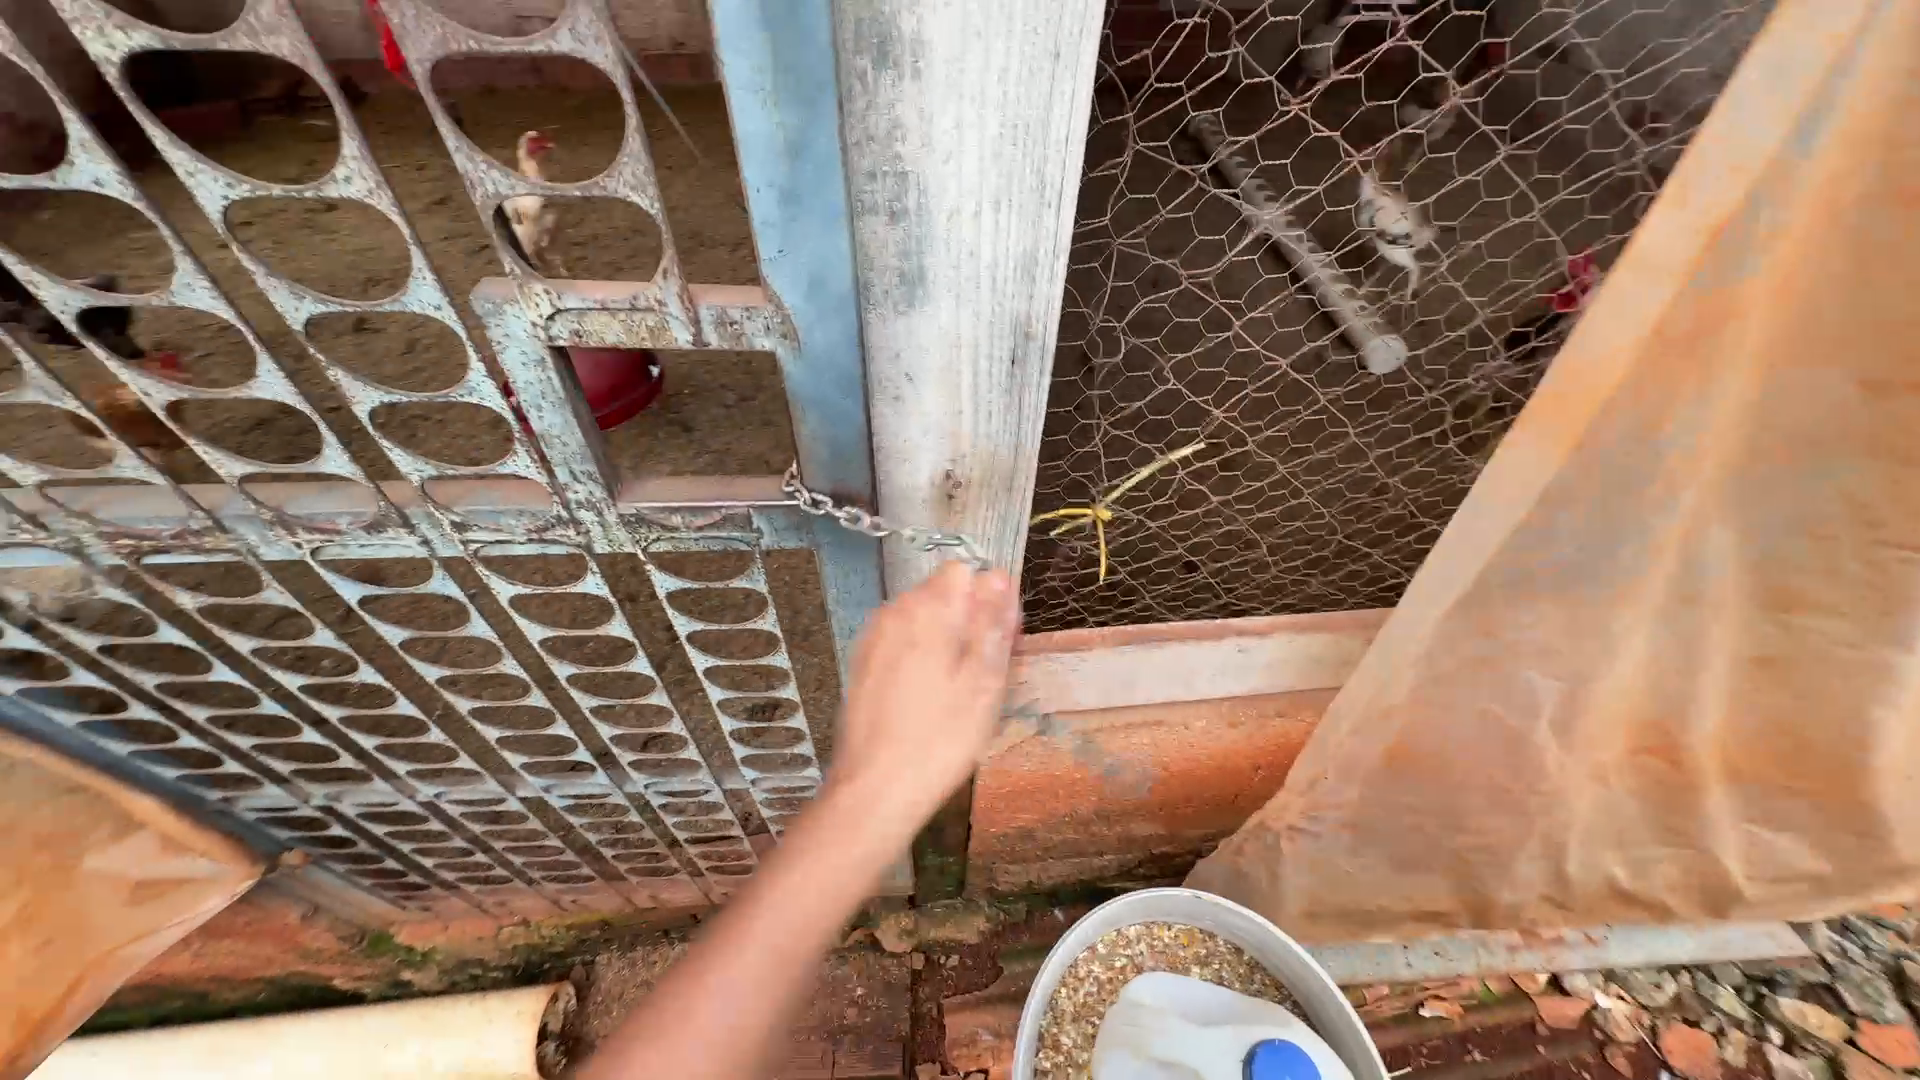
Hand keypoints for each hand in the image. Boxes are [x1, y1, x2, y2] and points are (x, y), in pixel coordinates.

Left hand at [830, 561, 1019, 825]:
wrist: (875, 788)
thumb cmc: (941, 738)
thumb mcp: (984, 681)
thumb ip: (992, 622)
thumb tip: (999, 576)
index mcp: (927, 609)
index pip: (964, 571)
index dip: (987, 600)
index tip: (997, 641)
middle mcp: (894, 611)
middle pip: (942, 593)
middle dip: (966, 620)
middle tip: (981, 675)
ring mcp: (873, 636)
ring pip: (921, 618)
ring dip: (943, 640)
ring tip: (954, 692)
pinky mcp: (862, 662)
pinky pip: (901, 641)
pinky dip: (918, 657)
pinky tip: (925, 698)